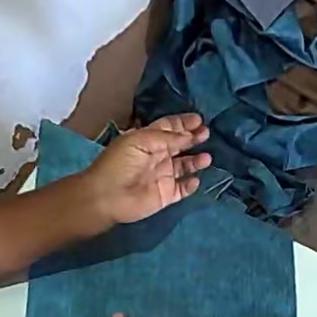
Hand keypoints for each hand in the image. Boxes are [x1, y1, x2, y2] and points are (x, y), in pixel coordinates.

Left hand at [82, 114, 212, 224]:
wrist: (109, 196)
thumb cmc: (120, 164)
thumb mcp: (140, 141)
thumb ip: (167, 138)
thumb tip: (189, 136)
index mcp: (148, 141)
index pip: (169, 128)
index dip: (183, 123)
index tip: (199, 119)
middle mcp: (158, 157)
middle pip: (180, 145)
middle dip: (193, 138)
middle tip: (207, 133)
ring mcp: (163, 176)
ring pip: (185, 166)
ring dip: (196, 161)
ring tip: (207, 157)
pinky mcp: (167, 195)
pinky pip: (184, 189)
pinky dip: (191, 184)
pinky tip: (196, 179)